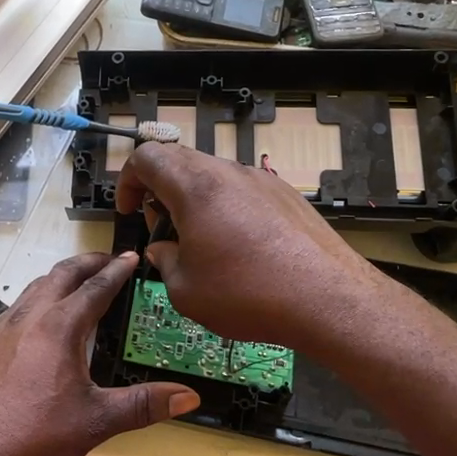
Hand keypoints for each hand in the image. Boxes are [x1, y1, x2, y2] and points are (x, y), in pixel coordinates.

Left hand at [0, 252, 199, 455]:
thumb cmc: (35, 433)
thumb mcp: (97, 421)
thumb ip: (143, 405)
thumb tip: (189, 396)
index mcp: (60, 326)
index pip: (95, 287)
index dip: (116, 271)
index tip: (131, 257)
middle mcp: (29, 316)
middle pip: (61, 275)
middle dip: (87, 263)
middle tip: (108, 261)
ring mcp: (1, 328)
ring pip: (34, 288)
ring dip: (59, 280)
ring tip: (76, 286)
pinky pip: (15, 310)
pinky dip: (36, 302)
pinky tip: (38, 325)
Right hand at [116, 143, 383, 347]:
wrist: (328, 300)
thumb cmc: (246, 294)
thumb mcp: (184, 290)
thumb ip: (163, 261)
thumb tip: (162, 249)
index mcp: (194, 187)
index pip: (147, 156)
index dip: (128, 180)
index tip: (129, 211)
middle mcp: (228, 172)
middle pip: (179, 161)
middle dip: (159, 190)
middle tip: (161, 229)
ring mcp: (262, 180)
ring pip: (213, 176)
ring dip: (194, 200)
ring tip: (201, 244)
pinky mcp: (288, 196)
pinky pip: (243, 190)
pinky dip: (226, 208)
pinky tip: (240, 249)